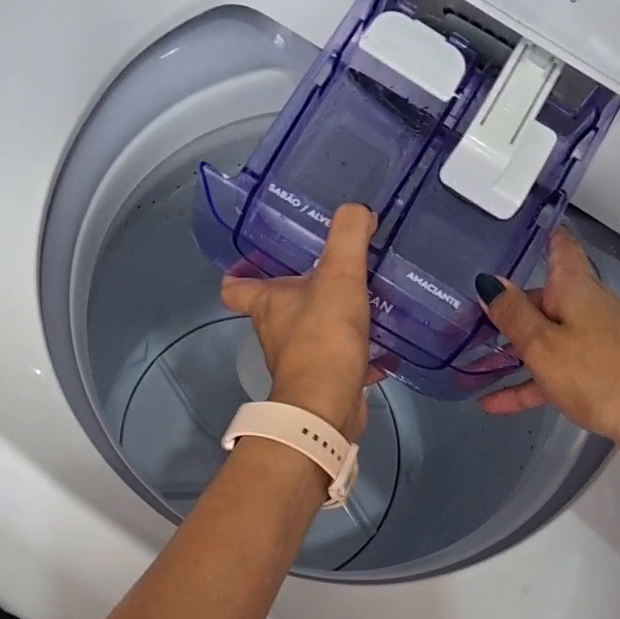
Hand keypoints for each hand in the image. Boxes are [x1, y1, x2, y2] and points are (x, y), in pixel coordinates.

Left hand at [221, 204, 379, 439]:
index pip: (235, 287)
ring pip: (312, 334)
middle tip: (331, 270)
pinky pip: (341, 362)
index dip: (240, 271)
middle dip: (301, 290)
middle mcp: (276, 332)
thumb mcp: (339, 275)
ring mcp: (298, 360)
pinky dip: (359, 355)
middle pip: (279, 307)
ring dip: (332, 321)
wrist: (327, 406)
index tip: (258, 258)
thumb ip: (348, 236)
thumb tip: (357, 212)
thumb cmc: (323, 338)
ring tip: (364, 303)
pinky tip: (384, 348)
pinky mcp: (323, 383)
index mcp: (268, 304)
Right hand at [473, 226, 619, 449]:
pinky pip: (554, 373)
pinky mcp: (598, 374)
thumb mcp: (542, 343)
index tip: (523, 229)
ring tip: (473, 365)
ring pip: (545, 340)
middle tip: (469, 316)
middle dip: (509, 307)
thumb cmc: (599, 372)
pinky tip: (495, 404)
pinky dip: (527, 384)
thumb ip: (513, 314)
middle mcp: (586, 308)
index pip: (560, 249)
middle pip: (544, 299)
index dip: (543, 236)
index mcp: (574, 289)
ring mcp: (594, 342)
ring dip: (511, 352)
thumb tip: (490, 284)